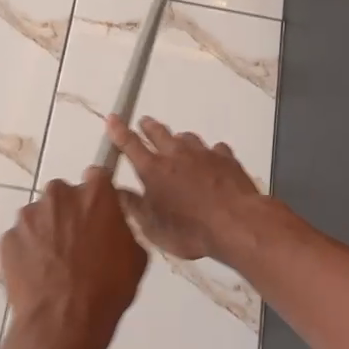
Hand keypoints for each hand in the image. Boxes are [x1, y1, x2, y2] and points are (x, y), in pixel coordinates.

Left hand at [0, 166, 146, 348]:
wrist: (64, 323)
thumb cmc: (108, 289)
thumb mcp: (135, 258)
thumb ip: (122, 230)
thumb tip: (113, 228)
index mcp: (95, 194)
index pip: (97, 176)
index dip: (98, 194)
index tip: (98, 211)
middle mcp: (59, 195)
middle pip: (63, 195)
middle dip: (69, 213)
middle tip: (76, 244)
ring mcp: (29, 216)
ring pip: (39, 216)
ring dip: (46, 232)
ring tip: (54, 266)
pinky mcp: (7, 239)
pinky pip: (20, 240)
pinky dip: (27, 253)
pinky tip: (38, 276)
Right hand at [105, 115, 264, 261]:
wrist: (235, 222)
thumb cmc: (189, 230)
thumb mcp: (153, 227)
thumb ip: (133, 206)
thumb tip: (116, 191)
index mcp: (154, 170)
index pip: (130, 144)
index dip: (119, 131)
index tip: (113, 118)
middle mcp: (176, 155)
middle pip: (159, 133)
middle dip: (148, 126)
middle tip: (144, 122)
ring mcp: (203, 153)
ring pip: (187, 138)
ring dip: (179, 138)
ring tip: (177, 142)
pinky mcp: (226, 158)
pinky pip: (215, 149)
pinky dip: (209, 153)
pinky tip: (212, 160)